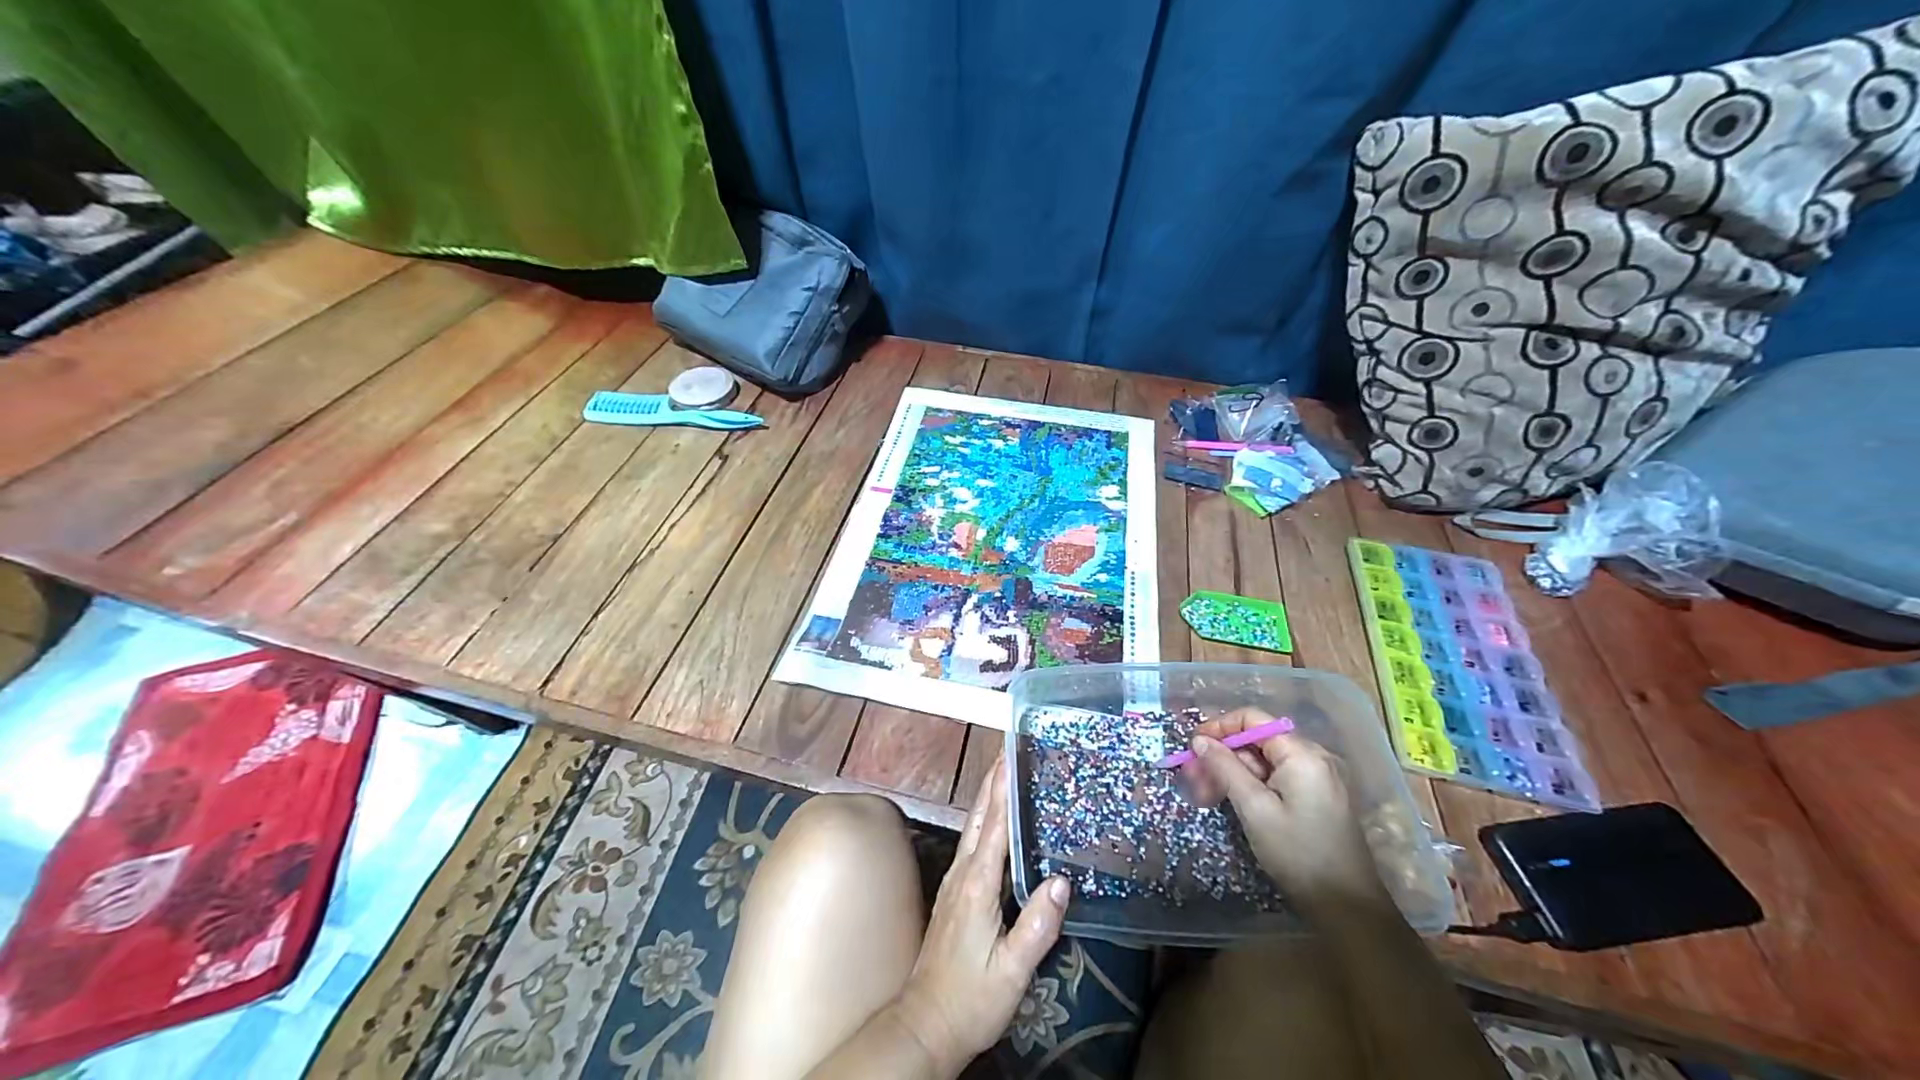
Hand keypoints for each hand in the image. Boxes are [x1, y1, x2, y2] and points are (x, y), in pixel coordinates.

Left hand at [890, 757, 1069, 1073]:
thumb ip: (1036, 926)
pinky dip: (984, 820)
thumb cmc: (971, 1000)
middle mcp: (961, 875)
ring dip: (987, 796)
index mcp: (977, 886)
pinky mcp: (953, 894)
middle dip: (992, 781)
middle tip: (1009, 750)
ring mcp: (953, 883)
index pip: (994, 827)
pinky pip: (971, 844)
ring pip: (973, 827)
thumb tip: (1061, 880)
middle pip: (979, 817)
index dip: (1003, 789)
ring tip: (1002, 772)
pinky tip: (993, 821)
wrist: (926, 1024)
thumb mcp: (1012, 970)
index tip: (1012, 757)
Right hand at [1185, 708, 1386, 907]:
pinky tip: (1230, 802)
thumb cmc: (1298, 853)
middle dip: (1221, 756)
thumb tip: (1199, 739)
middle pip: (1256, 741)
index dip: (1218, 728)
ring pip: (1263, 762)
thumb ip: (1225, 768)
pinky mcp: (1316, 797)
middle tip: (1193, 780)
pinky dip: (1250, 785)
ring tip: (1205, 796)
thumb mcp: (1254, 809)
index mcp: (1302, 753)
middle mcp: (1313, 757)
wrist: (1347, 906)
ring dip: (1232, 773)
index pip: (1252, 720)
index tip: (1191, 747)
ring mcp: (1317, 777)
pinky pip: (1276, 778)